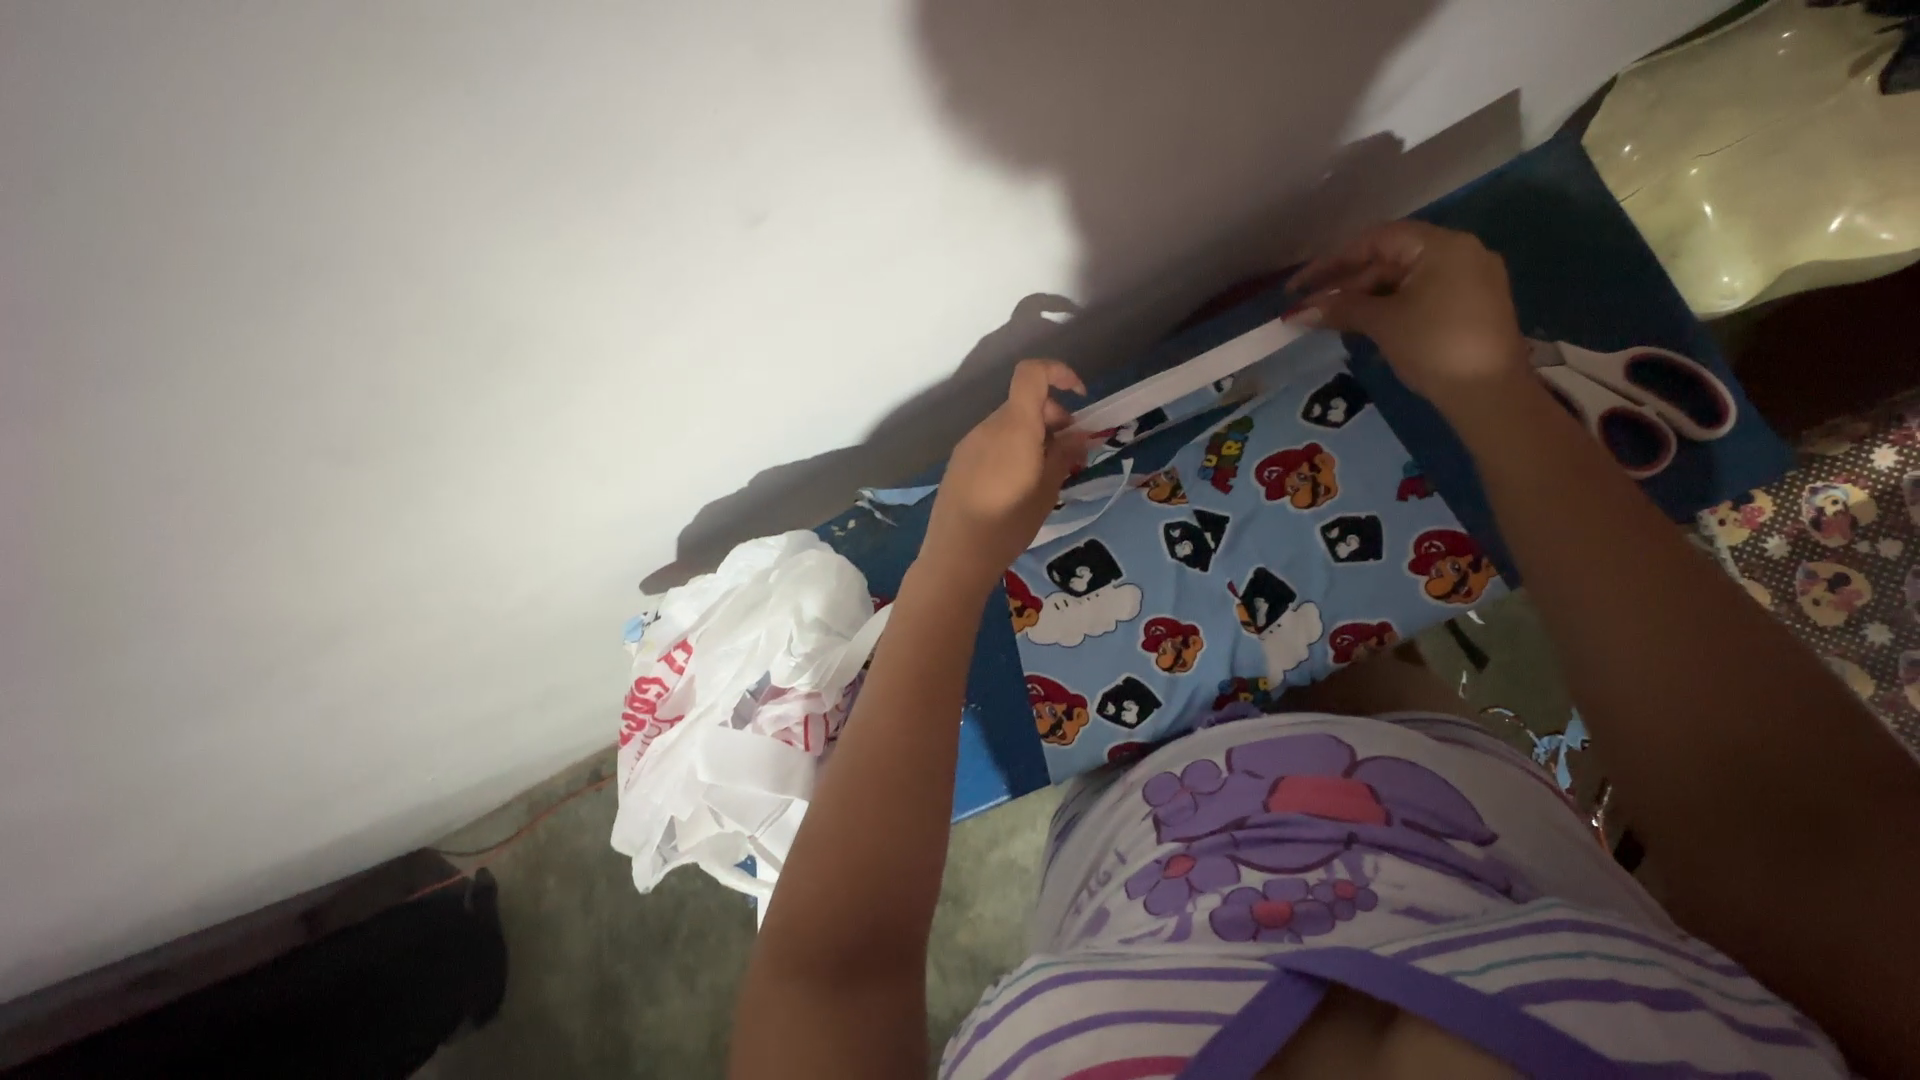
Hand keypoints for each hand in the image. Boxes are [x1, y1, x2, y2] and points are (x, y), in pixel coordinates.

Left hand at [921, 359, 1090, 591]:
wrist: (956, 554)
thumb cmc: (1008, 524)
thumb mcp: (1047, 491)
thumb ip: (1064, 455)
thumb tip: (1078, 434)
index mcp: (1014, 426)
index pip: (1031, 373)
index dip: (1059, 373)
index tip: (1079, 397)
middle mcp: (988, 426)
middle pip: (1024, 402)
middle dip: (1053, 417)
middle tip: (1070, 452)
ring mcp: (970, 443)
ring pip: (1009, 424)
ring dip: (1033, 435)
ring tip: (1045, 473)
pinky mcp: (959, 461)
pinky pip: (992, 441)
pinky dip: (1012, 448)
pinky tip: (1017, 484)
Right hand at [1287, 221, 1531, 413]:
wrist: (1489, 392)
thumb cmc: (1433, 346)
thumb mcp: (1382, 323)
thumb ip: (1340, 309)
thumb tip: (1298, 312)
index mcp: (1441, 246)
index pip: (1375, 240)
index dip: (1332, 262)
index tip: (1299, 286)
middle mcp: (1460, 252)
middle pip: (1390, 259)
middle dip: (1347, 284)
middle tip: (1312, 309)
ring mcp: (1470, 279)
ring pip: (1405, 280)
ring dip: (1366, 298)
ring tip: (1332, 321)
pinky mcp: (1472, 305)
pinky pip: (1422, 295)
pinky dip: (1391, 306)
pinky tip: (1366, 326)